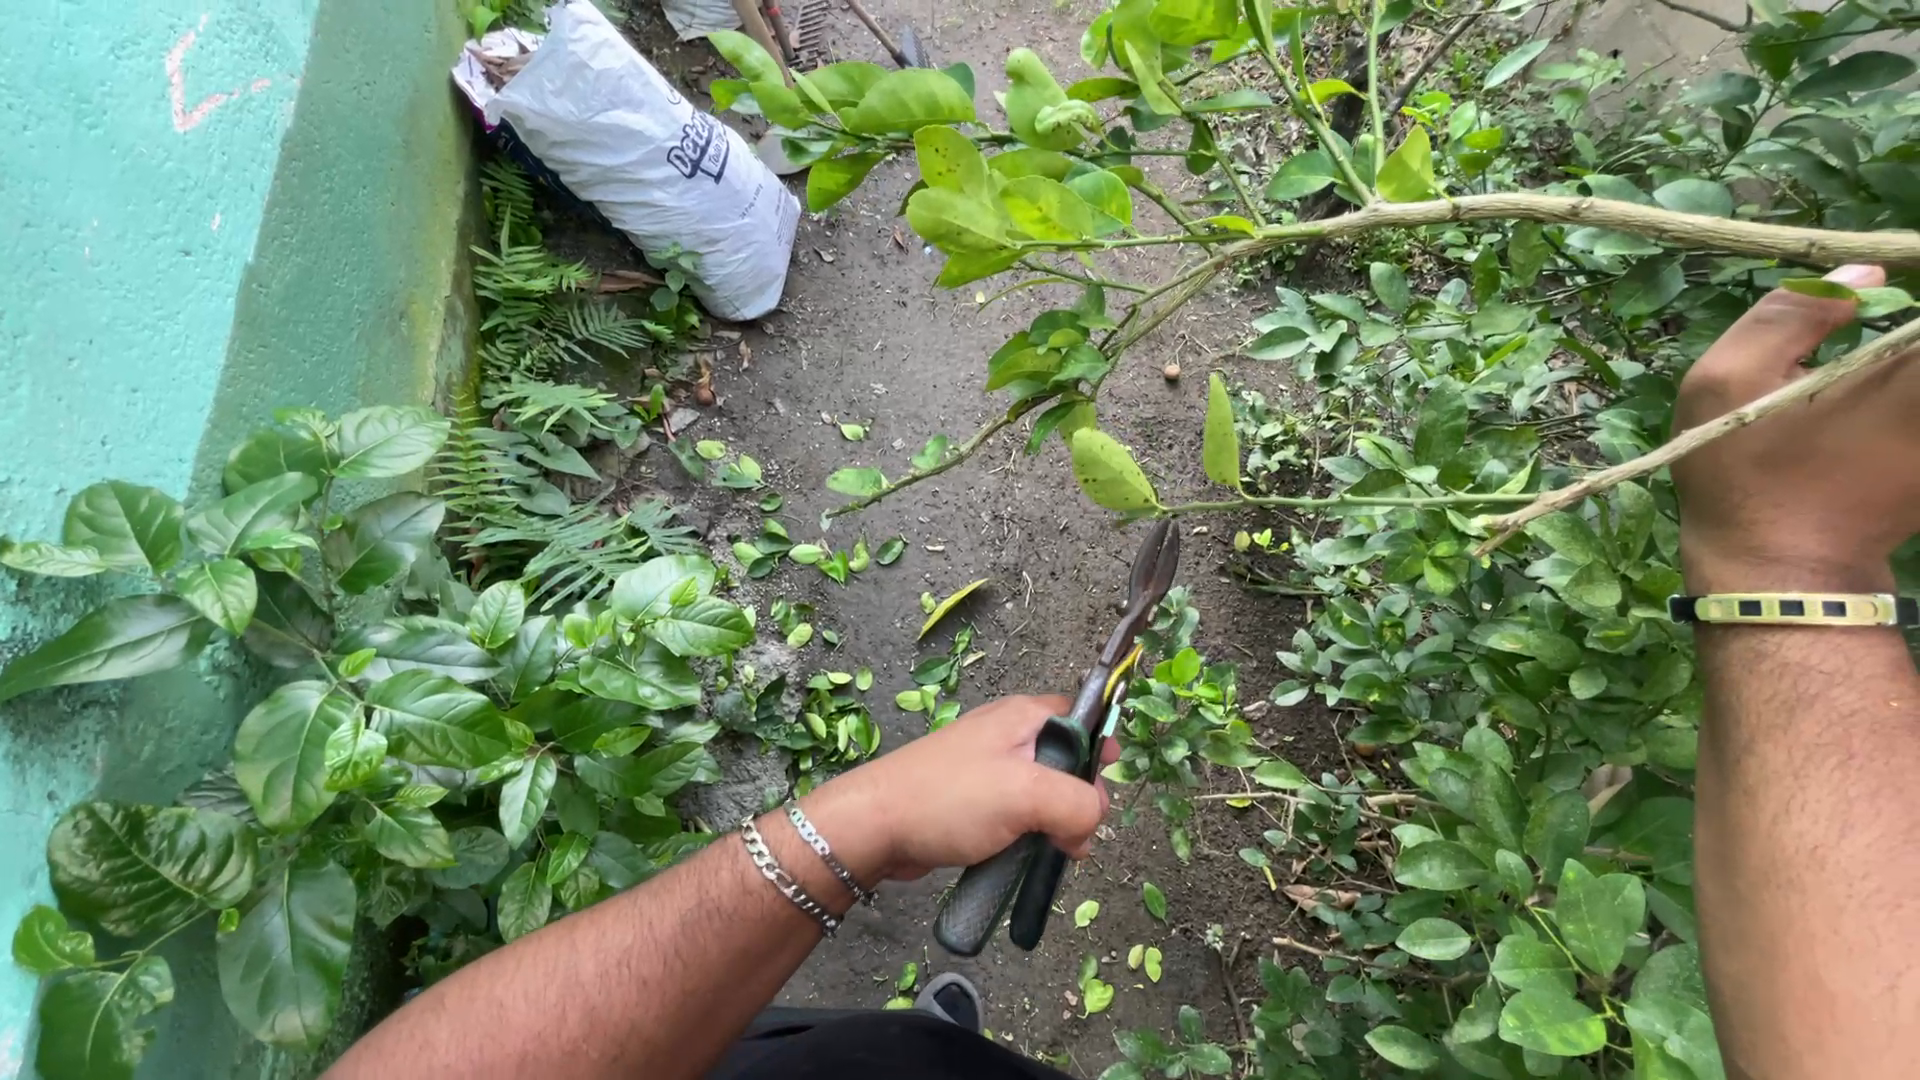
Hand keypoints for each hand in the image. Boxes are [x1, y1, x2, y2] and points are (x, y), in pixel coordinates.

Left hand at [800, 694, 1116, 882]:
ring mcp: (992, 768)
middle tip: (1073, 832)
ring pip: (1046, 794)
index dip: (1100, 749)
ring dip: (1056, 824)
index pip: (1082, 717)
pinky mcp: (978, 799)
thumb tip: (1094, 819)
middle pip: (1069, 762)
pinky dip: (1030, 834)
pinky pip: (1020, 814)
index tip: (1104, 788)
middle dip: (1080, 799)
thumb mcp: (1026, 793)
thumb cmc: (952, 798)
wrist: (878, 825)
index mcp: (1025, 716)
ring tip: (1052, 851)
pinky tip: (1027, 856)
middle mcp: (1011, 735)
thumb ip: (1078, 802)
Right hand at [1671, 264, 1919, 591]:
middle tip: (1855, 329)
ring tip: (1831, 389)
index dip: (1904, 278)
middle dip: (1893, 331)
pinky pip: (1913, 397)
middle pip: (1916, 341)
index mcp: (1910, 366)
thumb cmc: (1743, 472)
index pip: (1915, 303)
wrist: (1779, 559)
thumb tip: (1862, 274)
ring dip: (1894, 358)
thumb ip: (1785, 316)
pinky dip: (1897, 392)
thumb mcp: (1722, 385)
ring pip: (1913, 370)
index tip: (1874, 293)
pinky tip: (1854, 420)